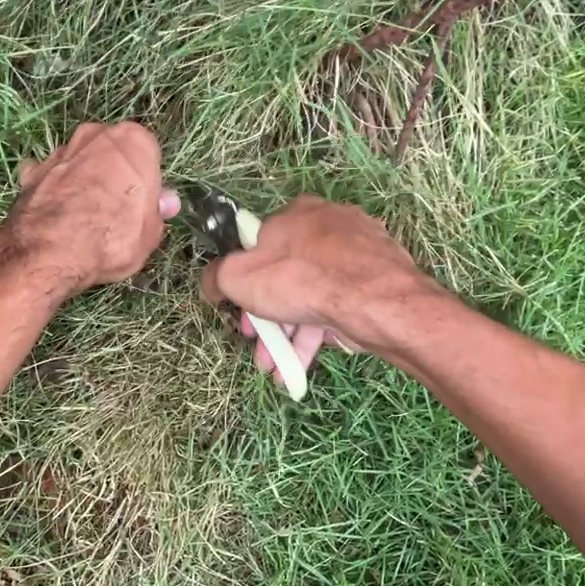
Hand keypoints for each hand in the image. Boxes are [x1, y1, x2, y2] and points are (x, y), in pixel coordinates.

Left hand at [0, 122, 180, 297]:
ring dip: (82, 182)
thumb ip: (156, 213)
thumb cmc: (113, 239)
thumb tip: (166, 202)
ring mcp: (61, 151)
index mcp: (133, 141)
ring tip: (82, 219)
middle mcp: (96, 134)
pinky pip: (48, 178)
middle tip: (114, 215)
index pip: (147, 156)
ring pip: (79, 163)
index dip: (145, 184)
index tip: (141, 209)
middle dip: (112, 177)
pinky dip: (51, 190)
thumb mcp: (149, 234)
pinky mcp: (32, 172)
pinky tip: (52, 214)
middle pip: (110, 155)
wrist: (53, 250)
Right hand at [200, 196, 445, 367]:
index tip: (241, 317)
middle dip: (267, 322)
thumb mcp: (238, 278)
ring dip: (287, 339)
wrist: (374, 301)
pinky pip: (334, 309)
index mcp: (294, 214)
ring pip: (309, 299)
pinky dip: (314, 338)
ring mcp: (356, 252)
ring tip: (277, 371)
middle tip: (259, 351)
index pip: (259, 248)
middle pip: (284, 279)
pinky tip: (301, 367)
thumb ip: (215, 279)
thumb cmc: (301, 281)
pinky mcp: (374, 280)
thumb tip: (210, 284)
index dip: (244, 286)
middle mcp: (327, 225)